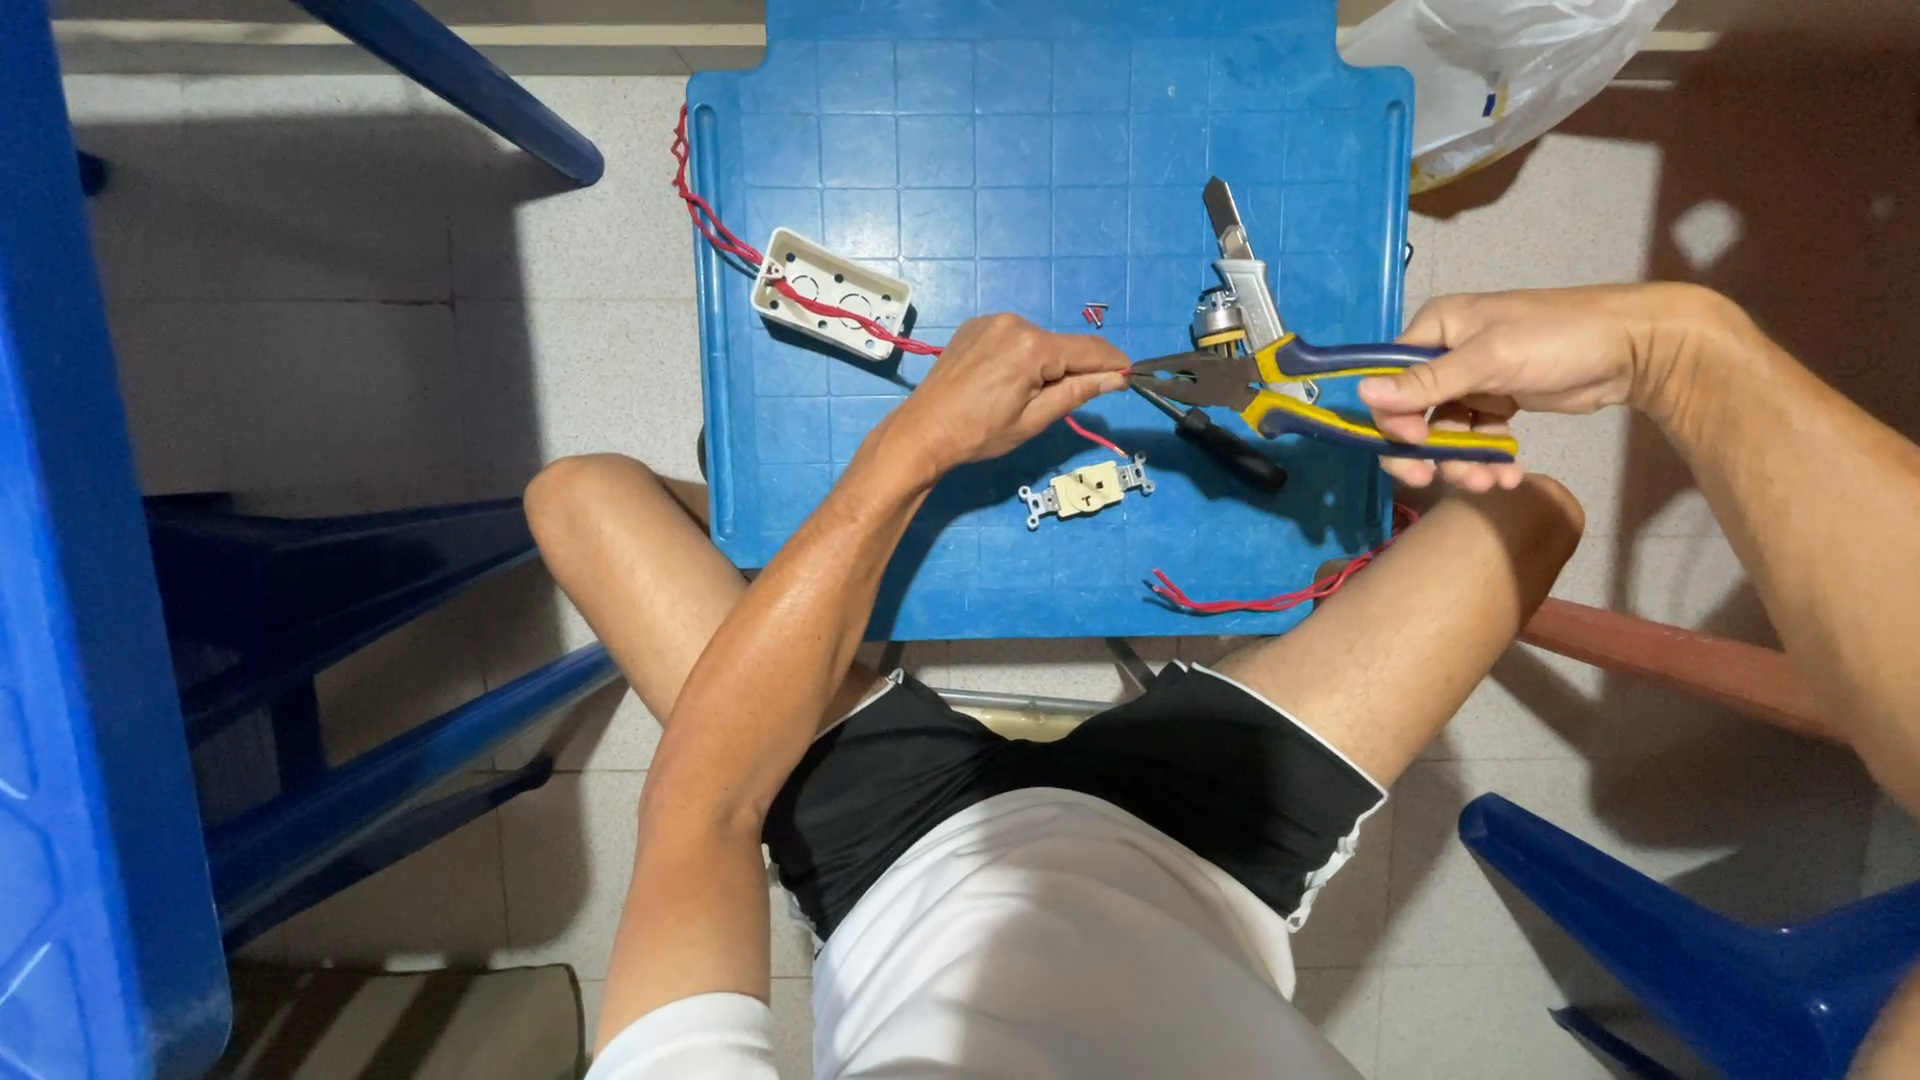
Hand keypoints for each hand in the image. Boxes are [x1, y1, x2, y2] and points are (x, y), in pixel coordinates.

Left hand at [884, 314, 1130, 473]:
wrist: (924, 430)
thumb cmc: (979, 433)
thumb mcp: (1034, 419)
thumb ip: (1077, 393)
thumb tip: (1115, 377)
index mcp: (1032, 346)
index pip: (1088, 351)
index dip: (1112, 364)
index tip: (1129, 375)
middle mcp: (1014, 323)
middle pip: (1062, 346)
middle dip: (1073, 369)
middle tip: (1065, 402)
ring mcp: (991, 321)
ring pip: (1037, 342)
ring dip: (1045, 363)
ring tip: (1025, 396)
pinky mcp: (974, 326)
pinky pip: (1012, 338)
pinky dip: (1020, 356)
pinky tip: (1004, 381)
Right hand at [1358, 284, 1719, 490]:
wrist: (1642, 346)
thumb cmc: (1561, 338)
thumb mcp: (1489, 359)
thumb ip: (1425, 382)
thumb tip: (1360, 394)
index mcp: (1434, 330)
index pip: (1389, 381)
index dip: (1394, 417)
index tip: (1417, 443)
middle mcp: (1443, 353)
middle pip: (1410, 413)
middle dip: (1425, 451)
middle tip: (1433, 480)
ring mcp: (1469, 380)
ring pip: (1443, 432)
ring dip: (1461, 462)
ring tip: (1489, 483)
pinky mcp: (1495, 402)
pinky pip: (1474, 436)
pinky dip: (1486, 459)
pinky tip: (1507, 475)